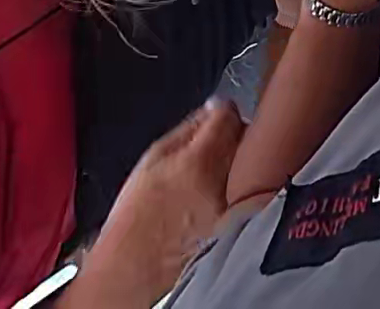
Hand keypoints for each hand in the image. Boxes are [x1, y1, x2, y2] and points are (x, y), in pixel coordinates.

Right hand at [74, 100, 245, 308]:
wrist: (129, 271)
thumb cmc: (133, 218)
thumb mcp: (151, 159)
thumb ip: (187, 129)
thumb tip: (211, 109)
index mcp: (197, 162)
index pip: (228, 116)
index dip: (223, 107)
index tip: (218, 109)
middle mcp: (220, 182)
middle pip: (245, 135)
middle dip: (234, 128)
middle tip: (219, 135)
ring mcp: (230, 204)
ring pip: (251, 160)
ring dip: (240, 152)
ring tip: (219, 162)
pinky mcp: (235, 222)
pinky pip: (248, 186)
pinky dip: (241, 179)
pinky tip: (224, 185)